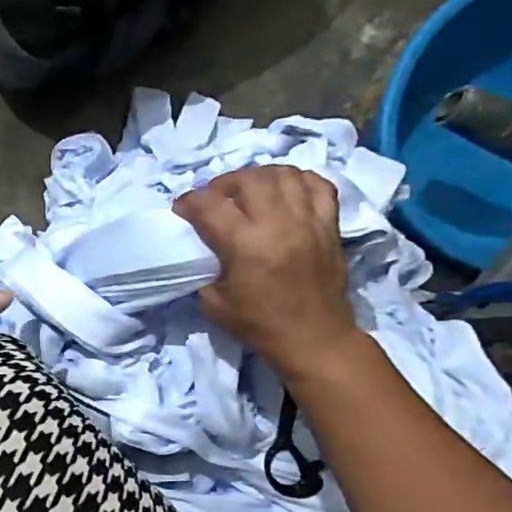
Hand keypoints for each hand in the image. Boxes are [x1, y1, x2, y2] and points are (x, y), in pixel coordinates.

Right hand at [173, 165, 360, 373]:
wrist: (312, 336)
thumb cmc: (257, 323)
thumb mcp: (212, 302)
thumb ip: (203, 268)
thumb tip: (198, 249)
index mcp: (245, 245)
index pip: (210, 205)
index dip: (189, 202)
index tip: (181, 210)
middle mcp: (278, 224)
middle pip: (248, 179)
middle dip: (222, 183)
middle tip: (213, 197)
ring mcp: (308, 220)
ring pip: (283, 175)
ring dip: (258, 176)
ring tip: (246, 190)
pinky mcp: (329, 223)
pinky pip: (317, 184)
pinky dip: (297, 180)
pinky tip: (283, 190)